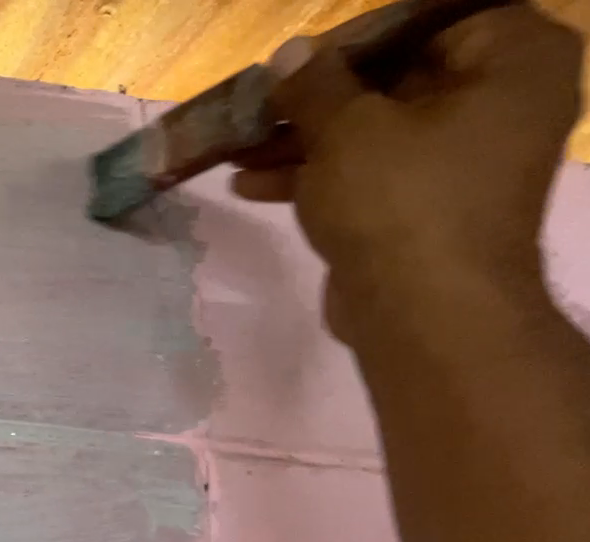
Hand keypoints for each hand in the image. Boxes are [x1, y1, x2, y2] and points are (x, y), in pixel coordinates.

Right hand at [233, 4, 582, 331]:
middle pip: (396, 78)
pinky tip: (252, 185)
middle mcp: (502, 98)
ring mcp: (464, 155)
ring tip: (236, 153)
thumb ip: (314, 85)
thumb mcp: (346, 131)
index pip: (429, 20)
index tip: (292, 65)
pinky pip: (369, 171)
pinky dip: (315, 174)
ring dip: (300, 141)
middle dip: (315, 99)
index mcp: (513, 58)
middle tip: (255, 110)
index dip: (354, 40)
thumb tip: (289, 52)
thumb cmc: (398, 199)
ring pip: (372, 129)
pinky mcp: (427, 201)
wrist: (423, 305)